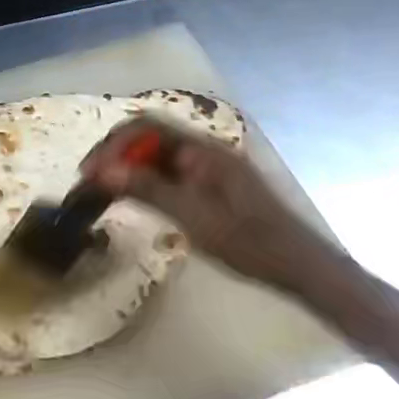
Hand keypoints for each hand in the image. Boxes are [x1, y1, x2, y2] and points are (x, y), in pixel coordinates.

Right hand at [81, 118, 343, 296]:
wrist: (307, 271)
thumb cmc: (250, 241)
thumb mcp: (192, 216)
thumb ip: (145, 189)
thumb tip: (99, 170)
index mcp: (200, 148)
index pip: (143, 126)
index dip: (112, 144)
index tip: (90, 169)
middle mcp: (203, 149)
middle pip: (147, 137)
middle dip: (115, 154)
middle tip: (91, 179)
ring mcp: (209, 167)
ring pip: (156, 154)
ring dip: (128, 167)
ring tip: (105, 189)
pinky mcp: (212, 185)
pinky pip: (168, 171)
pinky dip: (145, 180)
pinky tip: (135, 198)